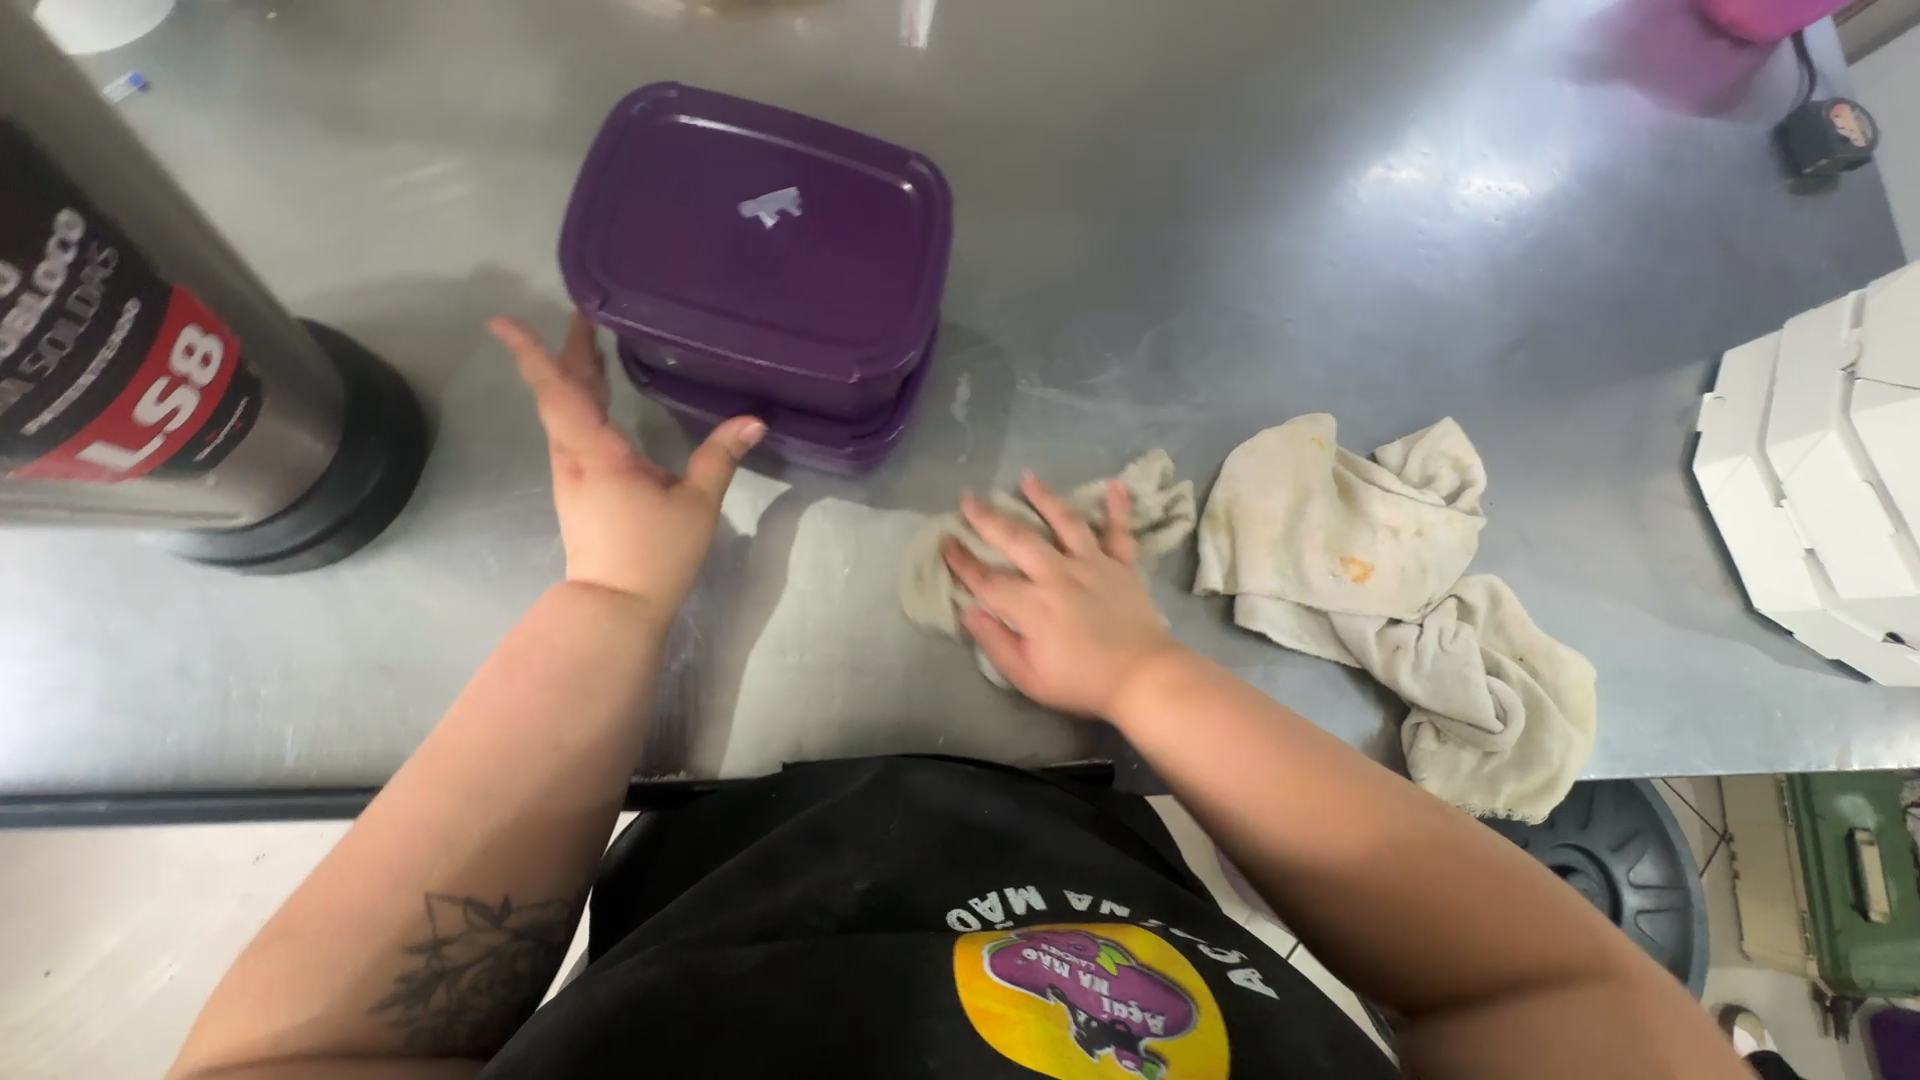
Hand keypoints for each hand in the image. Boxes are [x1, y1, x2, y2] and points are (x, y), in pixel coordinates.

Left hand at [491, 312, 763, 618]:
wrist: (617, 604)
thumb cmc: (655, 554)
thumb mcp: (697, 504)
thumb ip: (721, 457)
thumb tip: (754, 420)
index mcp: (598, 453)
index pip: (561, 393)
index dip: (534, 355)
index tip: (503, 322)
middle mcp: (575, 457)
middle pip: (561, 394)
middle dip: (566, 351)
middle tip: (581, 314)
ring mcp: (572, 473)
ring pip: (564, 413)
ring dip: (572, 375)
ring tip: (590, 343)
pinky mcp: (580, 487)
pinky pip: (572, 431)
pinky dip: (579, 402)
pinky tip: (597, 398)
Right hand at [941, 472, 1185, 717]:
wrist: (1144, 677)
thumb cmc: (1081, 682)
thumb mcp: (1028, 676)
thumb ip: (995, 642)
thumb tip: (969, 610)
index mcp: (1032, 605)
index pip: (987, 579)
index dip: (962, 561)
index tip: (945, 542)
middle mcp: (1058, 575)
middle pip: (1018, 539)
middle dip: (988, 518)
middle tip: (968, 498)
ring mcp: (1092, 565)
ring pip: (1065, 522)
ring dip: (1044, 498)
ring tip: (1028, 477)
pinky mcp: (1121, 566)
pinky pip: (1119, 532)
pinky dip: (1118, 508)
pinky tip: (1116, 485)